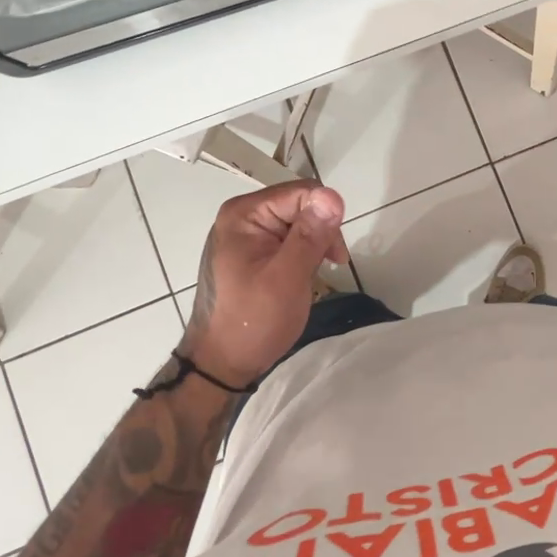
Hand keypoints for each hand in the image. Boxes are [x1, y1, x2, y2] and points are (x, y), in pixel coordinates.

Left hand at [180, 180, 347, 384]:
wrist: (221, 364)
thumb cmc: (253, 322)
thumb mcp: (287, 277)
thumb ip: (310, 235)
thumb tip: (333, 196)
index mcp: (243, 214)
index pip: (302, 193)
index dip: (326, 217)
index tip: (334, 255)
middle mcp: (241, 216)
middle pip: (300, 204)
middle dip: (321, 231)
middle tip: (328, 265)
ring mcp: (244, 234)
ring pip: (298, 221)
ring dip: (314, 244)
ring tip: (312, 275)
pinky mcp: (250, 251)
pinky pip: (287, 238)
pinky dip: (302, 254)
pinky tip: (302, 275)